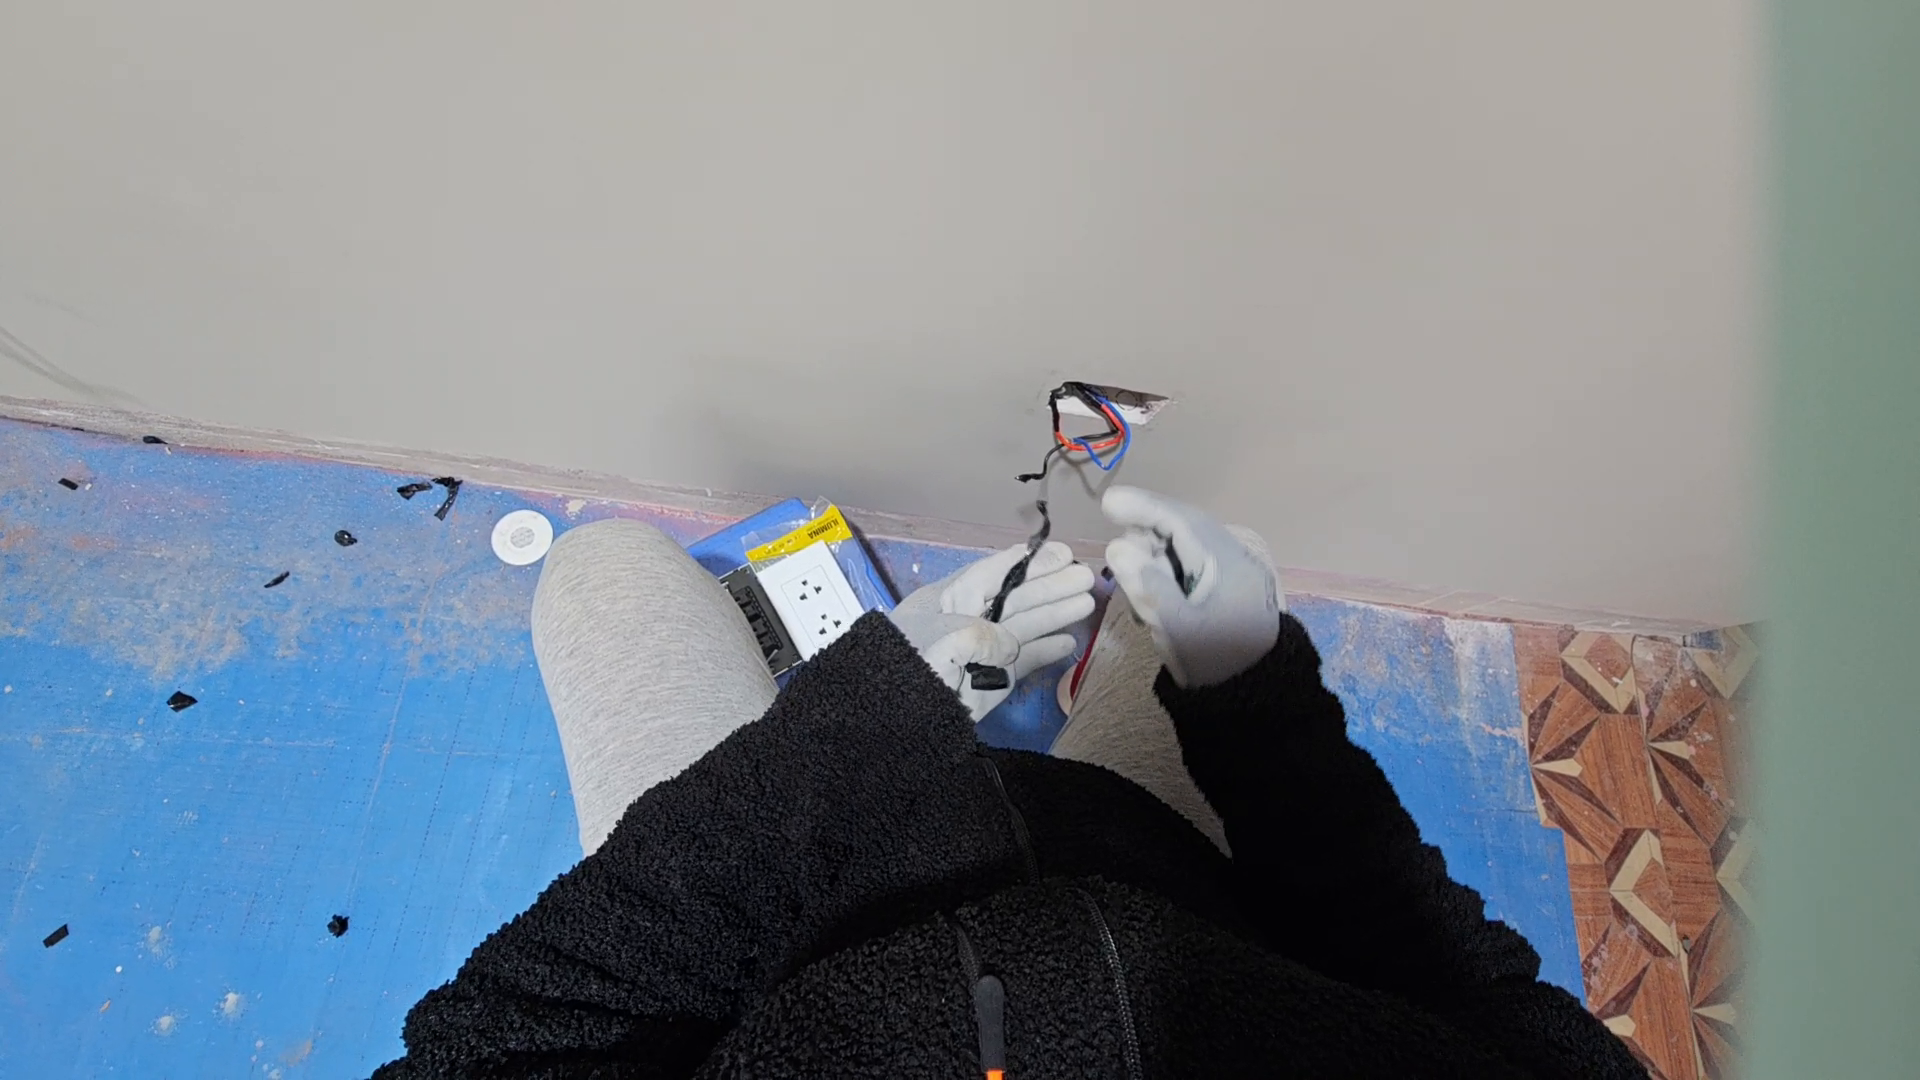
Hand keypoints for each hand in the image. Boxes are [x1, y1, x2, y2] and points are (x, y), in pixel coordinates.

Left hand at [890, 541, 1095, 720]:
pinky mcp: (993, 681)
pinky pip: (1025, 660)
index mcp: (948, 601)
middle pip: (1015, 597)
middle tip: (1085, 575)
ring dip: (1056, 613)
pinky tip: (1070, 642)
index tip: (1059, 553)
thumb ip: (982, 633)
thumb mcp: (943, 637)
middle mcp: (968, 621)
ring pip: (1025, 626)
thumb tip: (1010, 646)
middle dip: (1050, 586)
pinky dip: (1047, 651)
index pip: (992, 575)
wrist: (900, 723)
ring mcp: (982, 652)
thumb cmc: (915, 667)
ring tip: (1088, 602)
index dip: (1026, 563)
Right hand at [1101, 486, 1283, 686]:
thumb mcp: (1177, 629)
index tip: (1109, 502)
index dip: (1144, 508)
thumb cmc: (1216, 663)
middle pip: (1185, 528)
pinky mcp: (1228, 588)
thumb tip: (1117, 547)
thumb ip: (1147, 586)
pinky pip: (1192, 562)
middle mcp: (1234, 559)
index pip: (1182, 522)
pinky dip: (1167, 566)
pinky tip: (1152, 583)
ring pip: (1187, 545)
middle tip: (1117, 544)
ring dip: (1155, 550)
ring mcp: (1233, 573)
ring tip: (1133, 573)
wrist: (1257, 698)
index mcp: (1227, 564)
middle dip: (1146, 529)